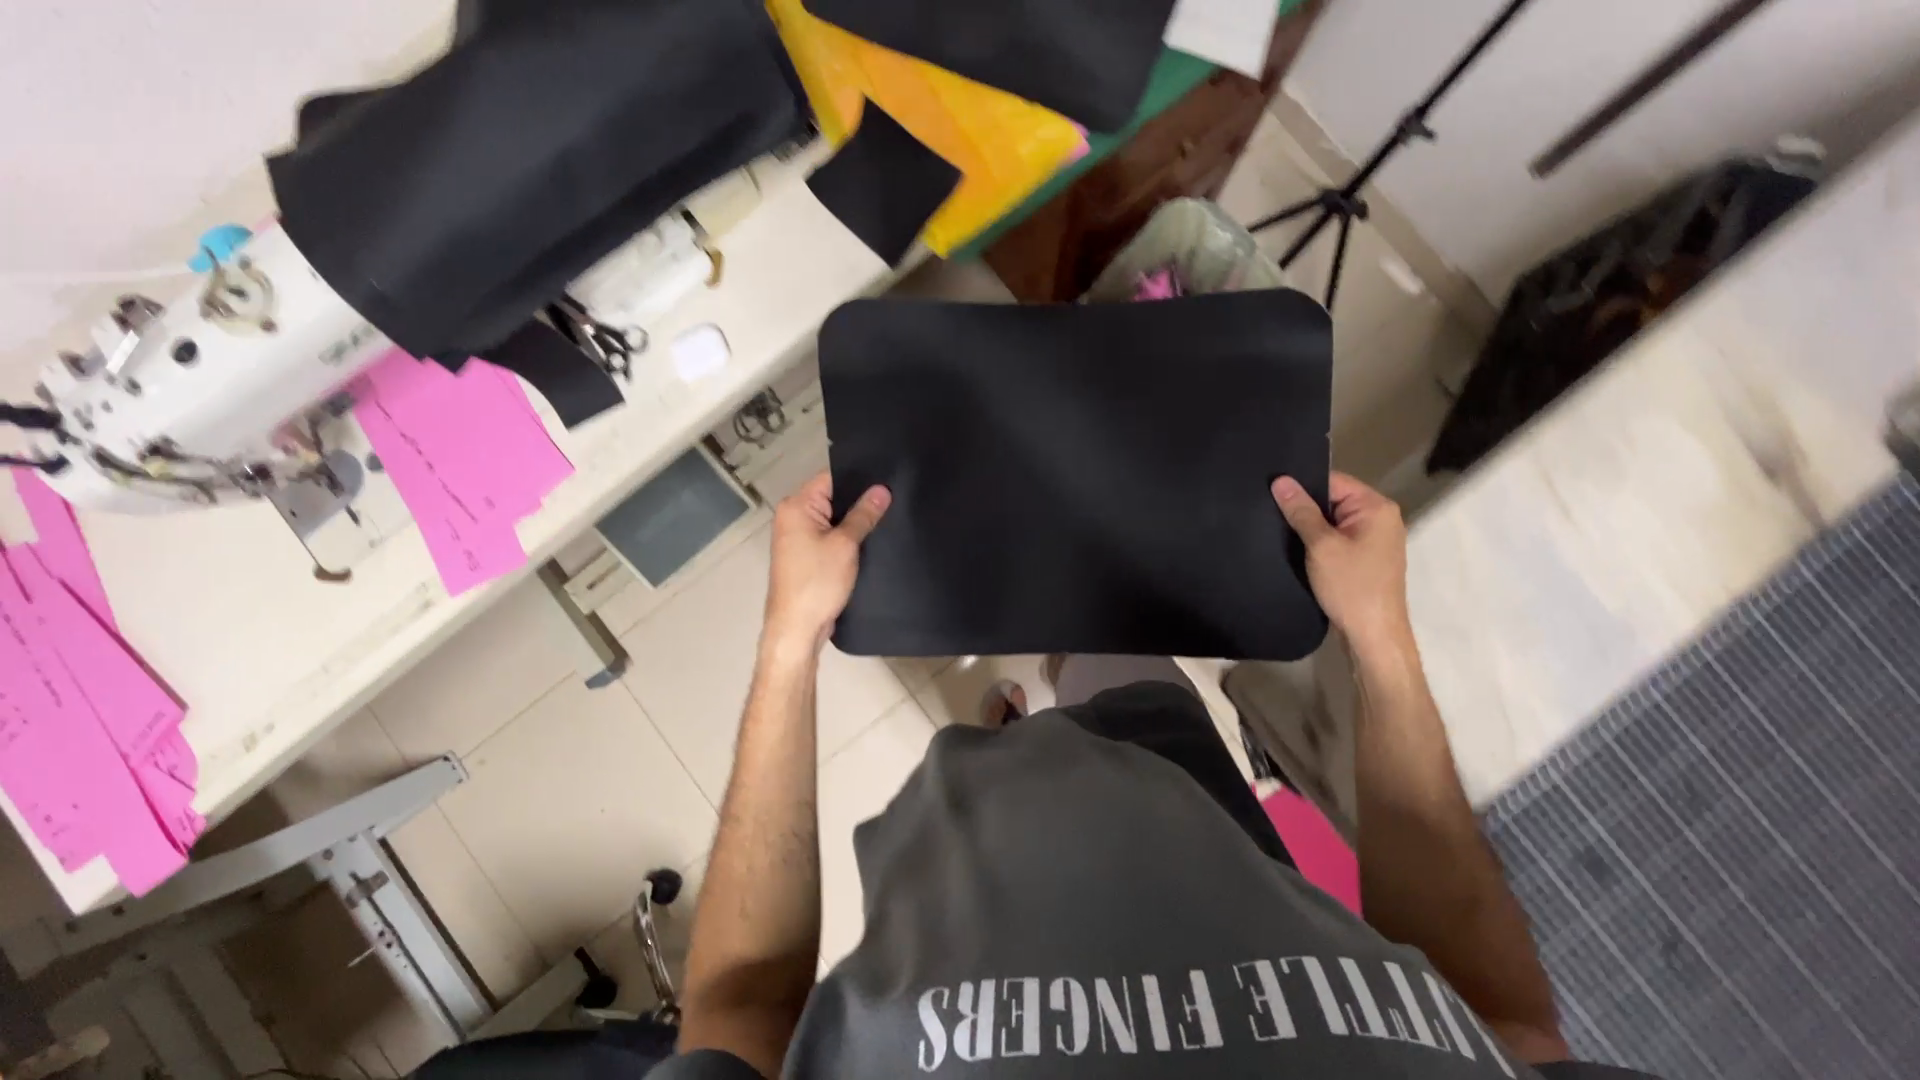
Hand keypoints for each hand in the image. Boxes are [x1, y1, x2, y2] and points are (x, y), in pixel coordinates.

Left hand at [764, 472, 890, 650]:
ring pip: (832, 519)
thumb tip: (882, 489)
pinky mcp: (805, 556)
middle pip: (831, 497)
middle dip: (859, 500)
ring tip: (888, 515)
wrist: (797, 628)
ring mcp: (797, 537)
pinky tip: (870, 538)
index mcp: (795, 505)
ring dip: (854, 521)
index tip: (887, 479)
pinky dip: (846, 537)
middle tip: (894, 497)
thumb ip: (864, 514)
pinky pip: (829, 536)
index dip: (859, 478)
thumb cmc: (818, 581)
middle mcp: (792, 516)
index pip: (830, 478)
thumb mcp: (845, 544)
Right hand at [1271, 472, 1410, 650]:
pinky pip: (1338, 539)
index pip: (1333, 481)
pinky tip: (1296, 548)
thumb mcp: (1321, 546)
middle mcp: (1380, 517)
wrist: (1373, 635)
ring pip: (1333, 521)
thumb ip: (1301, 511)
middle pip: (1334, 500)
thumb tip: (1281, 481)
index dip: (1302, 484)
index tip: (1271, 489)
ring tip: (1277, 528)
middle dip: (1305, 507)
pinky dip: (1319, 542)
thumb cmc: (1350, 586)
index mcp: (1376, 507)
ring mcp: (1375, 539)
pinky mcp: (1366, 558)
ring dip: (1310, 527)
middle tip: (1268, 509)